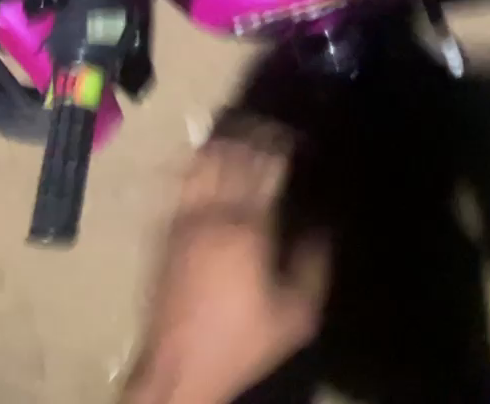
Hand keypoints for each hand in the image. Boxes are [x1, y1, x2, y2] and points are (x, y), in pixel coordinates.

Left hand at [119, 130, 328, 403]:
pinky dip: (194, 160)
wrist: (178, 366)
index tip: (295, 134)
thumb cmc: (241, 340)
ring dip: (223, 139)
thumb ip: (314, 265)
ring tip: (239, 128)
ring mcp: (185, 217)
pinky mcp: (166, 228)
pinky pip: (181, 181)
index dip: (281, 143)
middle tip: (270, 124)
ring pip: (203, 161)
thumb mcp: (296, 314)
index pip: (266, 167)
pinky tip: (204, 153)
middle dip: (253, 131)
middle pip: (232, 153)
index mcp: (248, 226)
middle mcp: (214, 211)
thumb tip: (323, 226)